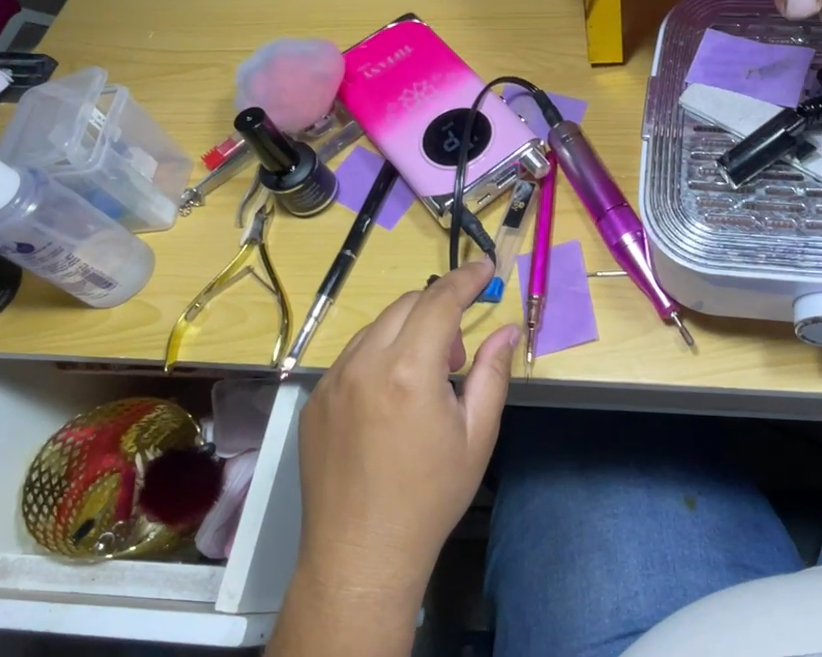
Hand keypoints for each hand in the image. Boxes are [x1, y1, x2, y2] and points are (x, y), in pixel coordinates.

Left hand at [293, 259, 518, 597]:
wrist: (361, 554)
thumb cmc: (431, 496)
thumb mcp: (478, 434)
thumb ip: (493, 372)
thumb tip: (507, 330)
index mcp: (409, 370)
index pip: (440, 300)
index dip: (467, 279)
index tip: (487, 268)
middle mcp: (364, 364)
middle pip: (407, 305)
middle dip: (440, 307)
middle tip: (459, 353)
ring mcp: (332, 382)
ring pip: (376, 327)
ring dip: (409, 331)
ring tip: (428, 378)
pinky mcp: (314, 401)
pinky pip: (353, 356)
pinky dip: (380, 354)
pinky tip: (393, 397)